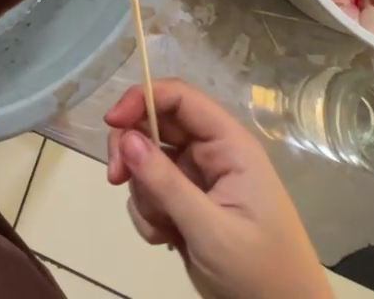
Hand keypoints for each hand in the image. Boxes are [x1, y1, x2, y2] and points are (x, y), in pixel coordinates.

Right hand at [105, 80, 329, 298]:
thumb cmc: (261, 275)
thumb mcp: (211, 230)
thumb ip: (166, 183)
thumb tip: (125, 137)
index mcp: (230, 146)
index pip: (180, 97)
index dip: (143, 98)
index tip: (112, 123)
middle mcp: (213, 154)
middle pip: (156, 124)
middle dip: (131, 150)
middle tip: (115, 178)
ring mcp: (199, 179)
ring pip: (148, 160)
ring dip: (142, 190)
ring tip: (161, 228)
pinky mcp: (188, 204)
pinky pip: (151, 190)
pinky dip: (148, 212)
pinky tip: (165, 239)